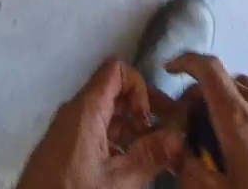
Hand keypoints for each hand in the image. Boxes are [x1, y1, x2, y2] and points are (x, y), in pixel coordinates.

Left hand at [16, 58, 183, 188]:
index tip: (148, 122)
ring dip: (131, 130)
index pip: (116, 70)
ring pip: (107, 115)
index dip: (139, 88)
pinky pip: (96, 132)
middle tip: (167, 137)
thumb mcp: (117, 182)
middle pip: (114, 92)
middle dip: (142, 110)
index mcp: (86, 109)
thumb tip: (181, 137)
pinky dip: (117, 142)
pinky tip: (130, 167)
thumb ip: (150, 157)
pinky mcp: (66, 148)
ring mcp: (69, 130)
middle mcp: (76, 111)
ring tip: (154, 156)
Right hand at [165, 54, 247, 188]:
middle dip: (205, 94)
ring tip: (225, 141)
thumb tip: (178, 153)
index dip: (185, 61)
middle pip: (227, 81)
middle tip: (194, 125)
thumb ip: (193, 174)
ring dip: (231, 106)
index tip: (170, 70)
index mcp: (239, 117)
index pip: (209, 68)